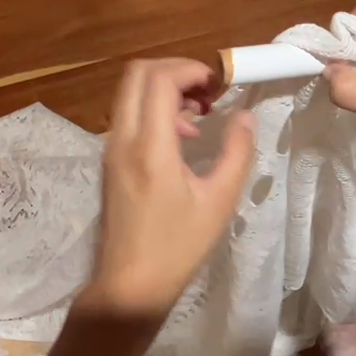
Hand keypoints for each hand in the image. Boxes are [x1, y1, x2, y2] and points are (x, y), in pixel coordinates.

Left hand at [77, 58, 255, 325]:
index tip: (220, 86)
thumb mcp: (219, 201)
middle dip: (176, 70)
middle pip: (137, 73)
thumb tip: (245, 116)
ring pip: (129, 92)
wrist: (129, 286)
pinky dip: (154, 109)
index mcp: (150, 147)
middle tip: (209, 92)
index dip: (191, 69)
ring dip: (165, 89)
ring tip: (201, 115)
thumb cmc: (179, 247)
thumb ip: (237, 152)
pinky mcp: (110, 161)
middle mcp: (122, 139)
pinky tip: (182, 137)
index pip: (159, 79)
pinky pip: (128, 114)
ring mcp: (110, 149)